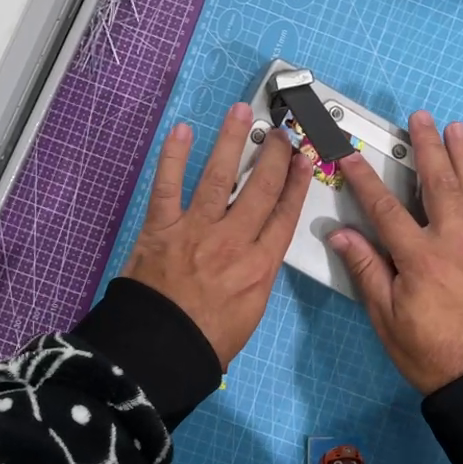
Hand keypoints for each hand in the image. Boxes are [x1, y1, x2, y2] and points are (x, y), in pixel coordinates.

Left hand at [122, 102, 309, 366]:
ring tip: (241, 112)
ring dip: (231, 140)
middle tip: (280, 132)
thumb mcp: (250, 313)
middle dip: (273, 155)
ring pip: (219, 176)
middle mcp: (232, 240)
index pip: (284, 214)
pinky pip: (168, 185)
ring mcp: (196, 229)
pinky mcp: (161, 226)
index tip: (304, 159)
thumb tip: (259, 247)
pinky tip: (181, 131)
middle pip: (260, 188)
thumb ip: (257, 274)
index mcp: (259, 266)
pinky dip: (173, 156)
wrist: (158, 352)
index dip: (296, 183)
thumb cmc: (207, 342)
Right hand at [329, 112, 462, 393]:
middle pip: (440, 186)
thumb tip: (340, 233)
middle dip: (428, 149)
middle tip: (421, 118)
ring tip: (457, 129)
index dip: (365, 180)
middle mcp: (455, 244)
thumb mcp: (386, 317)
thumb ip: (366, 270)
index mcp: (421, 259)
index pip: (386, 210)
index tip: (350, 155)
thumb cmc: (428, 352)